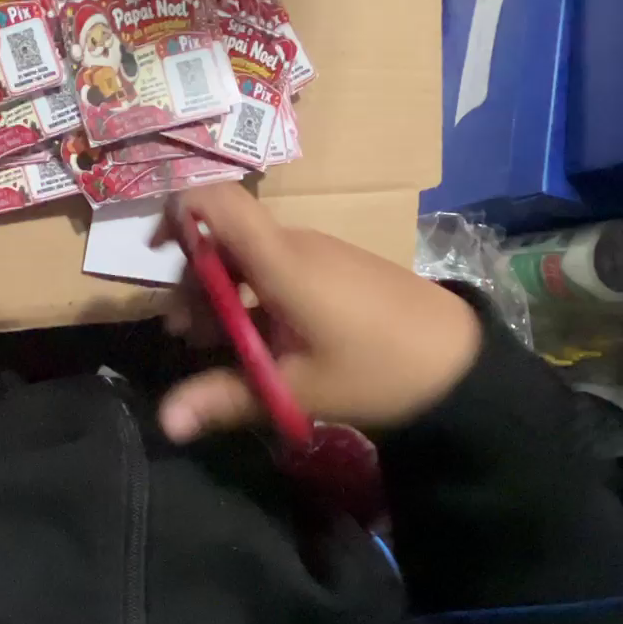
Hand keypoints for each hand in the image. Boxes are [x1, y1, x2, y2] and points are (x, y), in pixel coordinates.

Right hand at [153, 184, 482, 442]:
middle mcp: (295, 245)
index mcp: (281, 261)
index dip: (177, 212)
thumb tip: (164, 421)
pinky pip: (277, 269)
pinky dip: (252, 297)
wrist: (464, 363)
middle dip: (193, 283)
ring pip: (248, 259)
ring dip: (221, 296)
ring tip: (214, 346)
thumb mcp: (295, 389)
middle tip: (186, 335)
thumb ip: (223, 398)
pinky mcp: (335, 269)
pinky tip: (259, 341)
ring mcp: (319, 255)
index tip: (157, 254)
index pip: (218, 202)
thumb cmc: (377, 370)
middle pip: (224, 240)